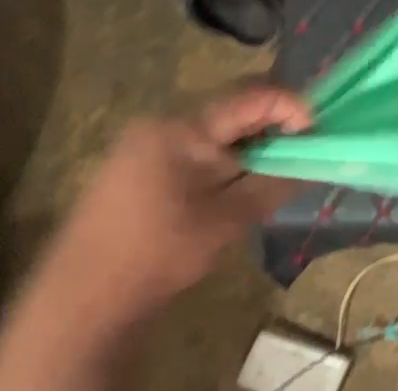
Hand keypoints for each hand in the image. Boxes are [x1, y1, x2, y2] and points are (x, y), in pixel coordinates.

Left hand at [34, 85, 314, 320]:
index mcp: (183, 126)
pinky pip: (197, 140)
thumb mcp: (231, 217)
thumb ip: (279, 180)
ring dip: (252, 138)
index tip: (316, 137)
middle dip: (275, 121)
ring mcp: (145, 140)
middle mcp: (162, 121)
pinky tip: (234, 182)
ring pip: (219, 122)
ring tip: (271, 169)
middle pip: (237, 102)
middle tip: (300, 150)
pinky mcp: (137, 162)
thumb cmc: (159, 253)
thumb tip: (318, 158)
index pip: (256, 94)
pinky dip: (227, 152)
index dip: (295, 108)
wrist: (79, 304)